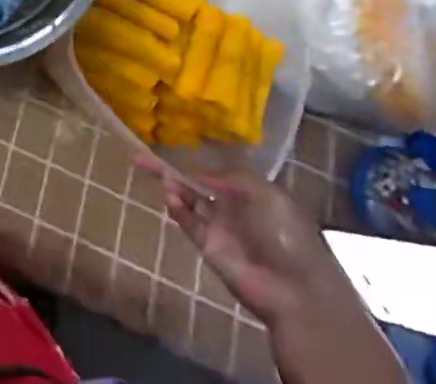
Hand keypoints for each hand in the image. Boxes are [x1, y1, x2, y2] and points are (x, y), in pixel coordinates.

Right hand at [154, 165, 355, 327]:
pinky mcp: (207, 246)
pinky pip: (188, 223)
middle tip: (141, 156)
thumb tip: (200, 174)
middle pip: (195, 184)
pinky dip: (177, 209)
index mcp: (249, 192)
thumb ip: (231, 177)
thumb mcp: (266, 194)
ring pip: (188, 201)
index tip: (169, 146)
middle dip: (171, 170)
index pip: (214, 171)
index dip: (193, 160)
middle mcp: (231, 206)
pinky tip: (168, 197)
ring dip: (173, 187)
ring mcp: (218, 227)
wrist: (294, 289)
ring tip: (158, 175)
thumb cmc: (285, 234)